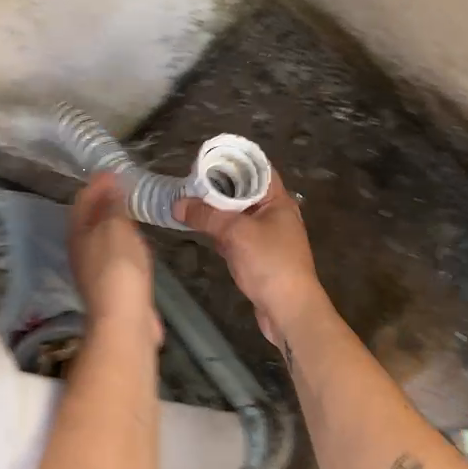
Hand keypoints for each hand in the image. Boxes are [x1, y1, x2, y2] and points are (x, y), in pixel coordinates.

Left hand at [68, 175, 161, 346]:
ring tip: (132, 210)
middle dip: (104, 201)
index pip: (83, 200)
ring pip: (102, 237)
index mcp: (77, 233)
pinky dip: (124, 241)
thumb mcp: (116, 227)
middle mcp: (81, 250)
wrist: (124, 319)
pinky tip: (137, 242)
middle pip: (89, 219)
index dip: (97, 184)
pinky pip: (116, 254)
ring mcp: (94, 270)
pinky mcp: (111, 285)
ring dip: (114, 222)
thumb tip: (109, 186)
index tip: (114, 171)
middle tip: (124, 187)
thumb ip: (113, 205)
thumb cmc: (118, 267)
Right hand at [175, 174, 328, 346]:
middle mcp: (274, 214)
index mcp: (277, 200)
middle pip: (244, 192)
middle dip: (218, 186)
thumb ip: (206, 215)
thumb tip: (178, 204)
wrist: (289, 310)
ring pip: (237, 215)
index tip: (207, 159)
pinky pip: (235, 236)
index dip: (234, 161)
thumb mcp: (235, 233)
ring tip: (188, 201)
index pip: (257, 168)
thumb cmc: (270, 263)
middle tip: (190, 180)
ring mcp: (266, 236)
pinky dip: (218, 231)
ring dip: (216, 210)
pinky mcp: (257, 256)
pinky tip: (199, 229)